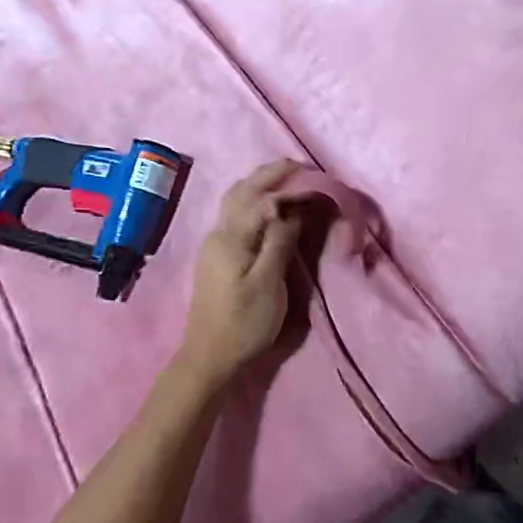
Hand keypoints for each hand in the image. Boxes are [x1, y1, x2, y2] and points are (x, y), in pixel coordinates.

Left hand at [178, 160, 302, 380]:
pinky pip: (236, 215)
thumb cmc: (244, 323)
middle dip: (270, 174)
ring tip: (287, 180)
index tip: (313, 173)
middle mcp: (218, 233)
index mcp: (231, 238)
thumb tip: (290, 208)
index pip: (260, 196)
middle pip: (242, 191)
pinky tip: (269, 208)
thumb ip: (279, 242)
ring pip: (236, 201)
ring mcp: (214, 244)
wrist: (209, 356)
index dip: (286, 181)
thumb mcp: (268, 283)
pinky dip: (254, 201)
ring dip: (260, 185)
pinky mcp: (217, 256)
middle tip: (300, 167)